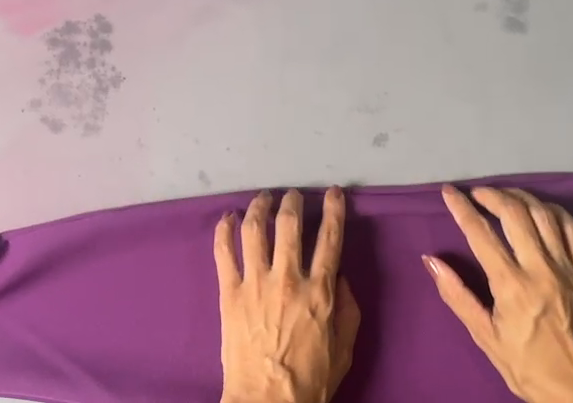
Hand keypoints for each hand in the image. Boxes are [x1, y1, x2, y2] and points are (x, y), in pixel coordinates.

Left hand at [214, 188, 360, 402]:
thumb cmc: (310, 379)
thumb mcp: (344, 347)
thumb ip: (348, 308)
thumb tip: (342, 276)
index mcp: (320, 290)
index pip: (330, 238)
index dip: (334, 209)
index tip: (332, 192)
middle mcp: (288, 277)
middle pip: (290, 223)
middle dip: (292, 202)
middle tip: (292, 195)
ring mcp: (256, 282)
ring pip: (256, 229)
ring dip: (260, 207)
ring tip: (263, 198)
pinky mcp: (230, 292)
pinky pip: (224, 251)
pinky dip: (224, 229)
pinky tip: (227, 217)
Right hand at [425, 185, 572, 402]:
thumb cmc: (528, 368)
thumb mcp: (486, 337)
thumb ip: (457, 296)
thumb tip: (430, 260)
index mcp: (512, 286)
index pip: (481, 233)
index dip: (461, 207)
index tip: (449, 192)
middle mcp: (541, 269)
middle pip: (514, 212)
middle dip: (490, 194)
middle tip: (476, 193)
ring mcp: (567, 268)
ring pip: (543, 213)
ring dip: (520, 197)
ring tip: (504, 197)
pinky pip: (572, 229)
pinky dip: (553, 211)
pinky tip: (539, 211)